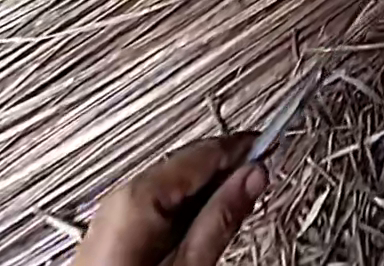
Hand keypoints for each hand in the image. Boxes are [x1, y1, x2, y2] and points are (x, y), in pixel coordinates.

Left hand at [71, 134, 268, 265]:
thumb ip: (222, 217)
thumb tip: (254, 174)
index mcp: (141, 195)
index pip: (207, 150)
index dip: (243, 149)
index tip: (271, 149)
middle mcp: (123, 196)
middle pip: (191, 164)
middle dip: (226, 172)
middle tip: (258, 184)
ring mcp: (114, 215)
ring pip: (177, 185)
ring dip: (208, 193)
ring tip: (232, 211)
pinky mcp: (112, 234)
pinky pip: (159, 205)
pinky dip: (186, 210)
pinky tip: (201, 229)